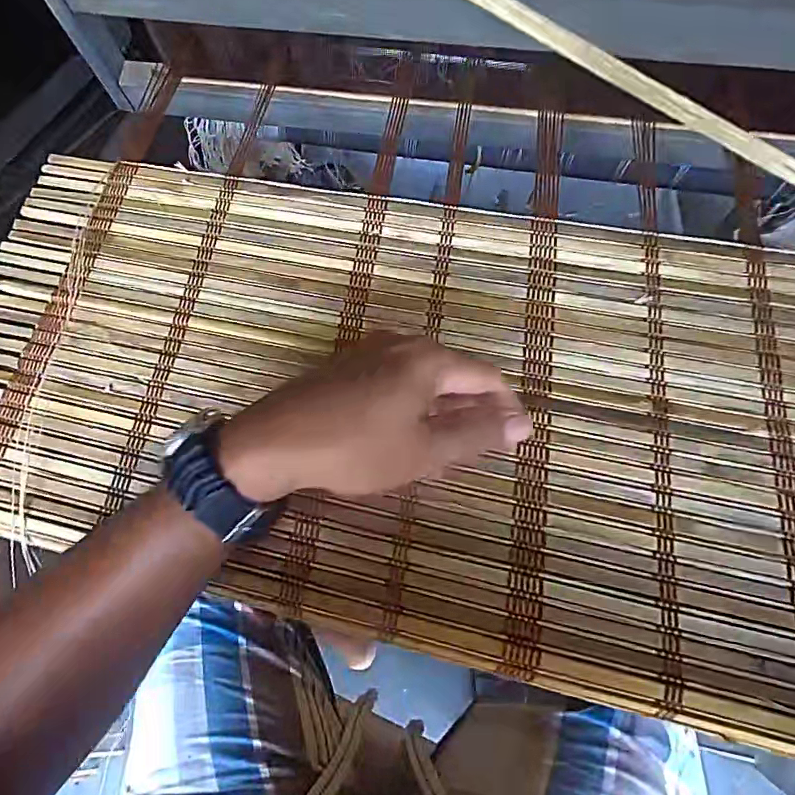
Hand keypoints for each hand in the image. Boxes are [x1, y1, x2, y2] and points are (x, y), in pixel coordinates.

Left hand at [215, 333, 532, 501]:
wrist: (272, 442)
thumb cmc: (355, 449)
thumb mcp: (423, 450)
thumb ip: (475, 434)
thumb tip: (521, 423)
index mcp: (428, 359)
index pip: (486, 377)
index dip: (506, 408)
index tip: (516, 438)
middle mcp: (402, 344)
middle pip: (454, 375)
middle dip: (472, 411)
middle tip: (480, 448)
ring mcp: (371, 351)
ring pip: (424, 379)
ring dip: (441, 411)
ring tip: (444, 448)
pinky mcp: (347, 365)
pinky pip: (397, 380)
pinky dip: (412, 406)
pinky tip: (403, 434)